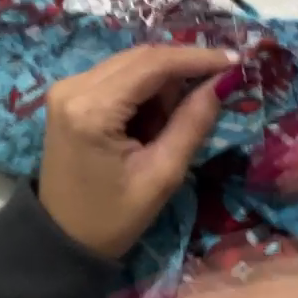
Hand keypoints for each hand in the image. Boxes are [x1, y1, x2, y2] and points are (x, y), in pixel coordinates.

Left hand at [37, 45, 238, 258]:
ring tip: (172, 123)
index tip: (235, 60)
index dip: (197, 58)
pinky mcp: (68, 95)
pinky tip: (151, 122)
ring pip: (131, 64)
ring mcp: (67, 88)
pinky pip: (117, 77)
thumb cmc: (113, 218)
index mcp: (92, 109)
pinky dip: (143, 91)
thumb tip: (223, 82)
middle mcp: (73, 87)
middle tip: (214, 92)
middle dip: (181, 71)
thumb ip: (193, 123)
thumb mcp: (162, 175)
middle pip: (141, 58)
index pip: (152, 64)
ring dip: (161, 85)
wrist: (62, 240)